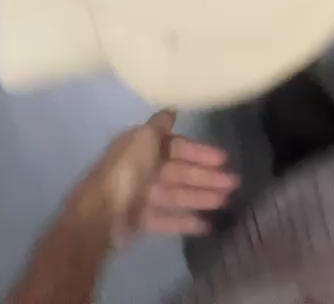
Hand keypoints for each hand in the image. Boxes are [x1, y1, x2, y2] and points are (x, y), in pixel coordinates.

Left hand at [67, 111, 238, 245]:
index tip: (223, 158)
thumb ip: (160, 125)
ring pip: (178, 194)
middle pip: (180, 171)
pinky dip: (185, 221)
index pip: (177, 146)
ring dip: (201, 197)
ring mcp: (142, 196)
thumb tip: (172, 107)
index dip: (200, 152)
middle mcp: (143, 168)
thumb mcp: (144, 138)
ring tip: (226, 201)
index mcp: (143, 146)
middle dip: (206, 176)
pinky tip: (206, 224)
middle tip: (234, 183)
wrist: (99, 214)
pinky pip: (167, 219)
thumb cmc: (126, 170)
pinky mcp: (141, 221)